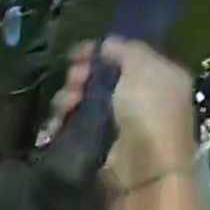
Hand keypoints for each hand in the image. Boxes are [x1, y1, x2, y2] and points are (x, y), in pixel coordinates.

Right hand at [44, 38, 197, 193]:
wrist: (143, 166)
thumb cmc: (150, 112)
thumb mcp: (145, 71)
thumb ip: (126, 51)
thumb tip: (106, 43)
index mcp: (155, 75)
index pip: (121, 56)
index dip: (97, 52)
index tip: (75, 53)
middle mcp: (134, 96)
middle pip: (96, 78)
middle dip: (79, 77)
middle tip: (73, 81)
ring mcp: (112, 121)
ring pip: (80, 101)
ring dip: (66, 99)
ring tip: (64, 106)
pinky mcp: (93, 142)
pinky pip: (71, 124)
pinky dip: (60, 122)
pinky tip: (54, 124)